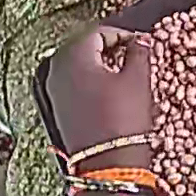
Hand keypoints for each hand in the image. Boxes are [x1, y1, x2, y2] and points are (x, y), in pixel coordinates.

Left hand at [45, 26, 154, 162]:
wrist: (109, 162)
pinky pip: (73, 82)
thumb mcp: (138, 80)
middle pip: (81, 46)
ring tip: (123, 68)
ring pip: (75, 64)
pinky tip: (109, 87)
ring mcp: (55, 91)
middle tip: (132, 51)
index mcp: (74, 59)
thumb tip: (141, 40)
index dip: (120, 33)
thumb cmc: (124, 117)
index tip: (140, 41)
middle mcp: (57, 71)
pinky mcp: (59, 108)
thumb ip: (140, 53)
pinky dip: (90, 77)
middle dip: (107, 45)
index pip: (95, 33)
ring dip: (98, 61)